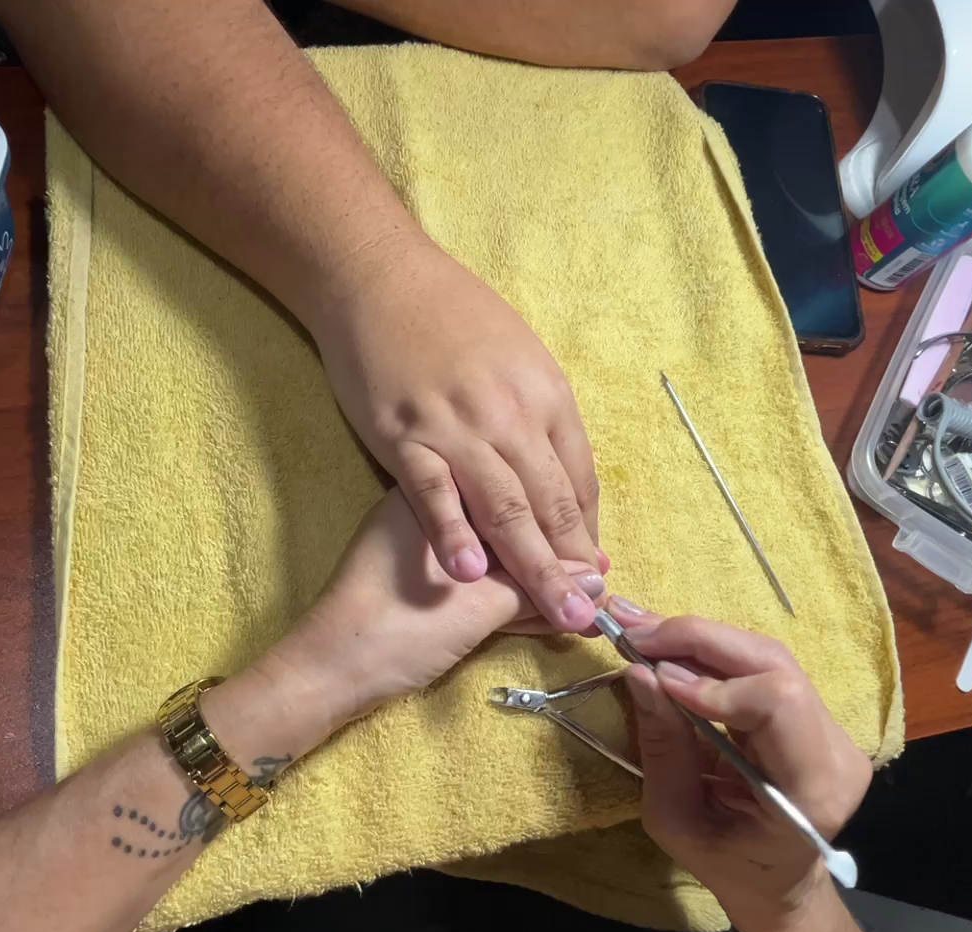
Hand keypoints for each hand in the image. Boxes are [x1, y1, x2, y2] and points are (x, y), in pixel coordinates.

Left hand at [275, 489, 604, 729]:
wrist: (324, 673)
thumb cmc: (395, 628)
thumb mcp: (474, 608)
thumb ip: (536, 589)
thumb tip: (596, 581)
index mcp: (433, 497)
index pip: (513, 503)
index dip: (560, 536)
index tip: (599, 568)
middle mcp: (428, 512)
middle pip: (507, 530)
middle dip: (551, 564)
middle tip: (594, 594)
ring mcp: (421, 548)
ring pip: (493, 558)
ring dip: (531, 584)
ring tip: (578, 607)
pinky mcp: (418, 581)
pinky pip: (474, 578)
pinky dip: (505, 596)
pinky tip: (539, 614)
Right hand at [310, 237, 603, 632]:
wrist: (379, 276)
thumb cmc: (449, 313)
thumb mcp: (515, 353)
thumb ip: (535, 412)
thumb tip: (550, 468)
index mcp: (545, 393)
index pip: (577, 478)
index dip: (585, 532)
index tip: (590, 570)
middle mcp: (511, 413)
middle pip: (551, 502)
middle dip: (573, 565)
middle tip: (591, 615)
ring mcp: (457, 426)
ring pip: (504, 507)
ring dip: (533, 566)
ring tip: (554, 612)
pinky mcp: (405, 435)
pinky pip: (435, 492)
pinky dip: (452, 532)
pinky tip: (469, 571)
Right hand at [608, 600, 871, 931]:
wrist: (777, 883)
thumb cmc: (728, 867)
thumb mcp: (676, 820)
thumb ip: (663, 747)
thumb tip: (638, 673)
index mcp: (813, 788)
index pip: (778, 702)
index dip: (713, 682)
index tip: (653, 675)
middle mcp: (833, 745)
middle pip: (770, 661)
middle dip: (694, 638)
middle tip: (630, 630)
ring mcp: (826, 723)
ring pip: (761, 654)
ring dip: (694, 637)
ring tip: (636, 627)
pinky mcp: (805, 710)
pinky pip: (753, 665)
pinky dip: (702, 650)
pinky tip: (662, 640)